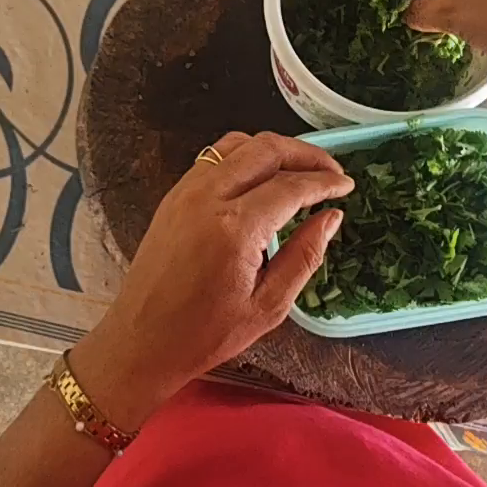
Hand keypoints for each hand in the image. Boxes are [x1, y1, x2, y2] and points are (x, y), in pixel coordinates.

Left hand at [69, 132, 352, 427]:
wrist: (140, 341)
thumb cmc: (205, 334)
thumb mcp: (268, 306)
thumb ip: (304, 256)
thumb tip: (332, 217)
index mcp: (235, 228)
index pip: (291, 186)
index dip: (325, 182)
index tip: (347, 185)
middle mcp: (207, 198)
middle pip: (265, 149)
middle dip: (305, 154)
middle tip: (330, 171)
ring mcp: (185, 192)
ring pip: (237, 145)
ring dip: (273, 150)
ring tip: (299, 172)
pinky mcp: (172, 197)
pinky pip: (214, 158)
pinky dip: (244, 158)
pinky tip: (260, 180)